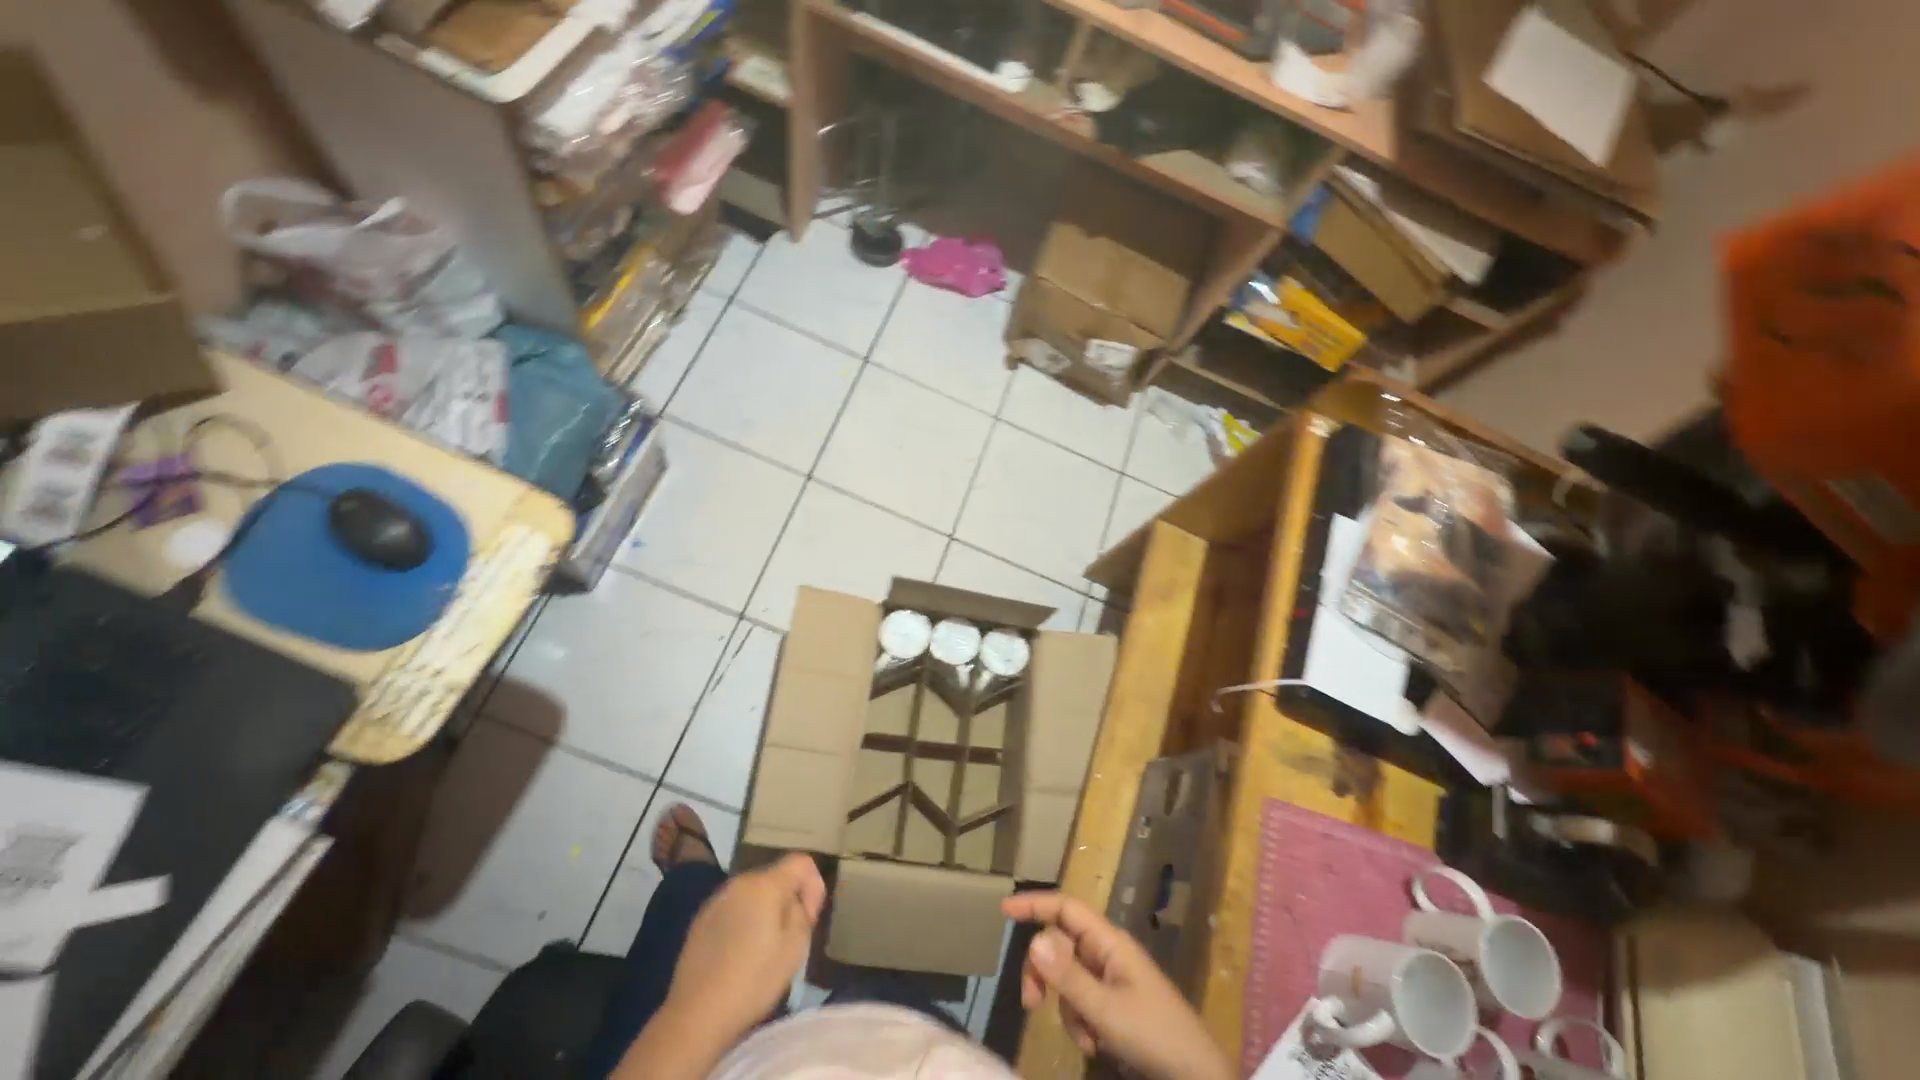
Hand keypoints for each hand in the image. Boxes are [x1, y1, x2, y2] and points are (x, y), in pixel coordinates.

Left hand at [666, 853, 825, 1040]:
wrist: (698, 1013)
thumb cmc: (754, 980)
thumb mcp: (795, 947)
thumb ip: (802, 912)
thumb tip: (796, 900)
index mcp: (764, 884)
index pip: (801, 862)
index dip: (813, 886)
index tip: (810, 919)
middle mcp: (738, 883)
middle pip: (776, 878)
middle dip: (789, 900)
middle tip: (792, 938)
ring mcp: (715, 901)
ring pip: (753, 895)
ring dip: (766, 912)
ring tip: (765, 949)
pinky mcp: (700, 921)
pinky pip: (734, 910)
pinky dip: (744, 923)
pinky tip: (740, 955)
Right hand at [1003, 892, 1232, 1079]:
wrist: (1195, 1076)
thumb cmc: (1154, 1035)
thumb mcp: (1105, 1010)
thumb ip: (1067, 977)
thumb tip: (1034, 941)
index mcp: (1111, 943)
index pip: (1067, 909)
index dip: (1035, 905)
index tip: (1003, 911)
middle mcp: (1110, 954)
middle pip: (1060, 946)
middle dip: (1043, 974)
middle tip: (1031, 1005)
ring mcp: (1113, 980)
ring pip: (1068, 979)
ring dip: (1067, 1009)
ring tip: (1086, 1040)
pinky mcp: (1116, 1005)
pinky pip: (1082, 1002)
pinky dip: (1081, 1023)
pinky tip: (1096, 1047)